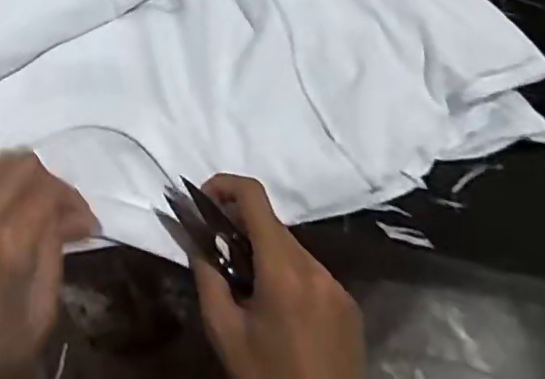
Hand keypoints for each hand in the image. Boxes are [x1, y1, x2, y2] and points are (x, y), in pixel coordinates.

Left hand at [0, 151, 97, 378]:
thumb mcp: (40, 311)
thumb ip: (54, 251)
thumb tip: (70, 217)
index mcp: (6, 240)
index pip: (47, 190)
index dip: (74, 201)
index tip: (90, 225)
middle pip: (24, 164)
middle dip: (54, 183)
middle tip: (69, 214)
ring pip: (3, 162)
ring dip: (30, 178)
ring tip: (48, 210)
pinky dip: (9, 183)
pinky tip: (22, 209)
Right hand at [186, 175, 362, 378]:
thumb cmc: (266, 378)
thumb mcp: (223, 330)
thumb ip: (206, 274)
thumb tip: (196, 236)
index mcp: (283, 270)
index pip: (254, 197)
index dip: (224, 185)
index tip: (204, 201)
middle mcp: (314, 268)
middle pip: (271, 224)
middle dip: (239, 226)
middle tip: (217, 252)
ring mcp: (336, 286)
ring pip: (290, 248)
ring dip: (264, 252)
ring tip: (247, 289)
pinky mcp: (349, 306)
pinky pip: (311, 273)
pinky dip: (288, 275)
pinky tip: (279, 312)